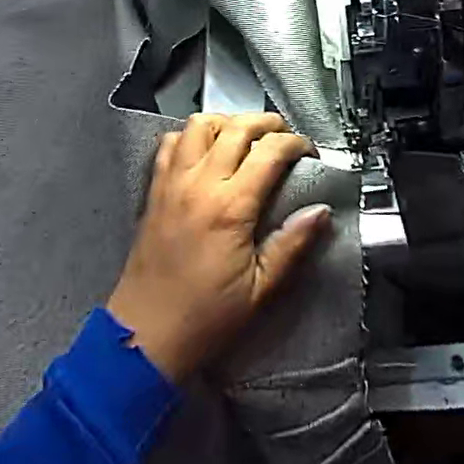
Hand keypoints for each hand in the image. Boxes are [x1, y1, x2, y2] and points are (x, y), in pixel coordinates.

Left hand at [107, 113, 332, 382]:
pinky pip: (169, 144)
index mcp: (230, 207)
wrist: (142, 340)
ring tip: (245, 139)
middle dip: (268, 123)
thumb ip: (292, 244)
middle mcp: (199, 185)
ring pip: (199, 125)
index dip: (296, 143)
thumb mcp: (261, 289)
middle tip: (284, 138)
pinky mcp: (153, 191)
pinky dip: (190, 137)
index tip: (309, 154)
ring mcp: (172, 184)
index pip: (270, 150)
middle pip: (237, 126)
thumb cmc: (205, 318)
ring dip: (227, 123)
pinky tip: (206, 152)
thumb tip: (321, 211)